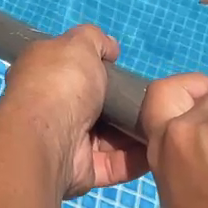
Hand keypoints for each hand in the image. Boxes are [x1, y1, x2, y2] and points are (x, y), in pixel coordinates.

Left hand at [0, 25, 147, 198]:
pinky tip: (160, 150)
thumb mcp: (78, 45)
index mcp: (43, 74)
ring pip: (108, 136)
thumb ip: (94, 39)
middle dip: (121, 104)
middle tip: (152, 102)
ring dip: (134, 133)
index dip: (95, 68)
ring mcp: (66, 138)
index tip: (123, 71)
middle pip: (94, 104)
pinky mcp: (83, 168)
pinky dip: (137, 159)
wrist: (50, 135)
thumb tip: (110, 47)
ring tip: (164, 126)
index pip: (70, 69)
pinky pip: (116, 163)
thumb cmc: (62, 81)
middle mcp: (51, 105)